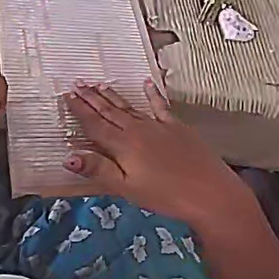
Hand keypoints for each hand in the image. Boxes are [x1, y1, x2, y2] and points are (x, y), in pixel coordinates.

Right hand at [63, 83, 257, 228]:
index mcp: (123, 145)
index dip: (80, 110)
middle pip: (110, 111)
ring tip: (99, 84)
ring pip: (130, 107)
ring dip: (113, 95)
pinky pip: (160, 105)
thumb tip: (68, 156)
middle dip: (92, 97)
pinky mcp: (177, 127)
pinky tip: (146, 83)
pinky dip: (152, 93)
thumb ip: (98, 169)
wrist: (210, 192)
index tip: (68, 96)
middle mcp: (138, 129)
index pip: (95, 124)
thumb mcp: (126, 188)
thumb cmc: (165, 195)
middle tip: (78, 83)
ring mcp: (159, 126)